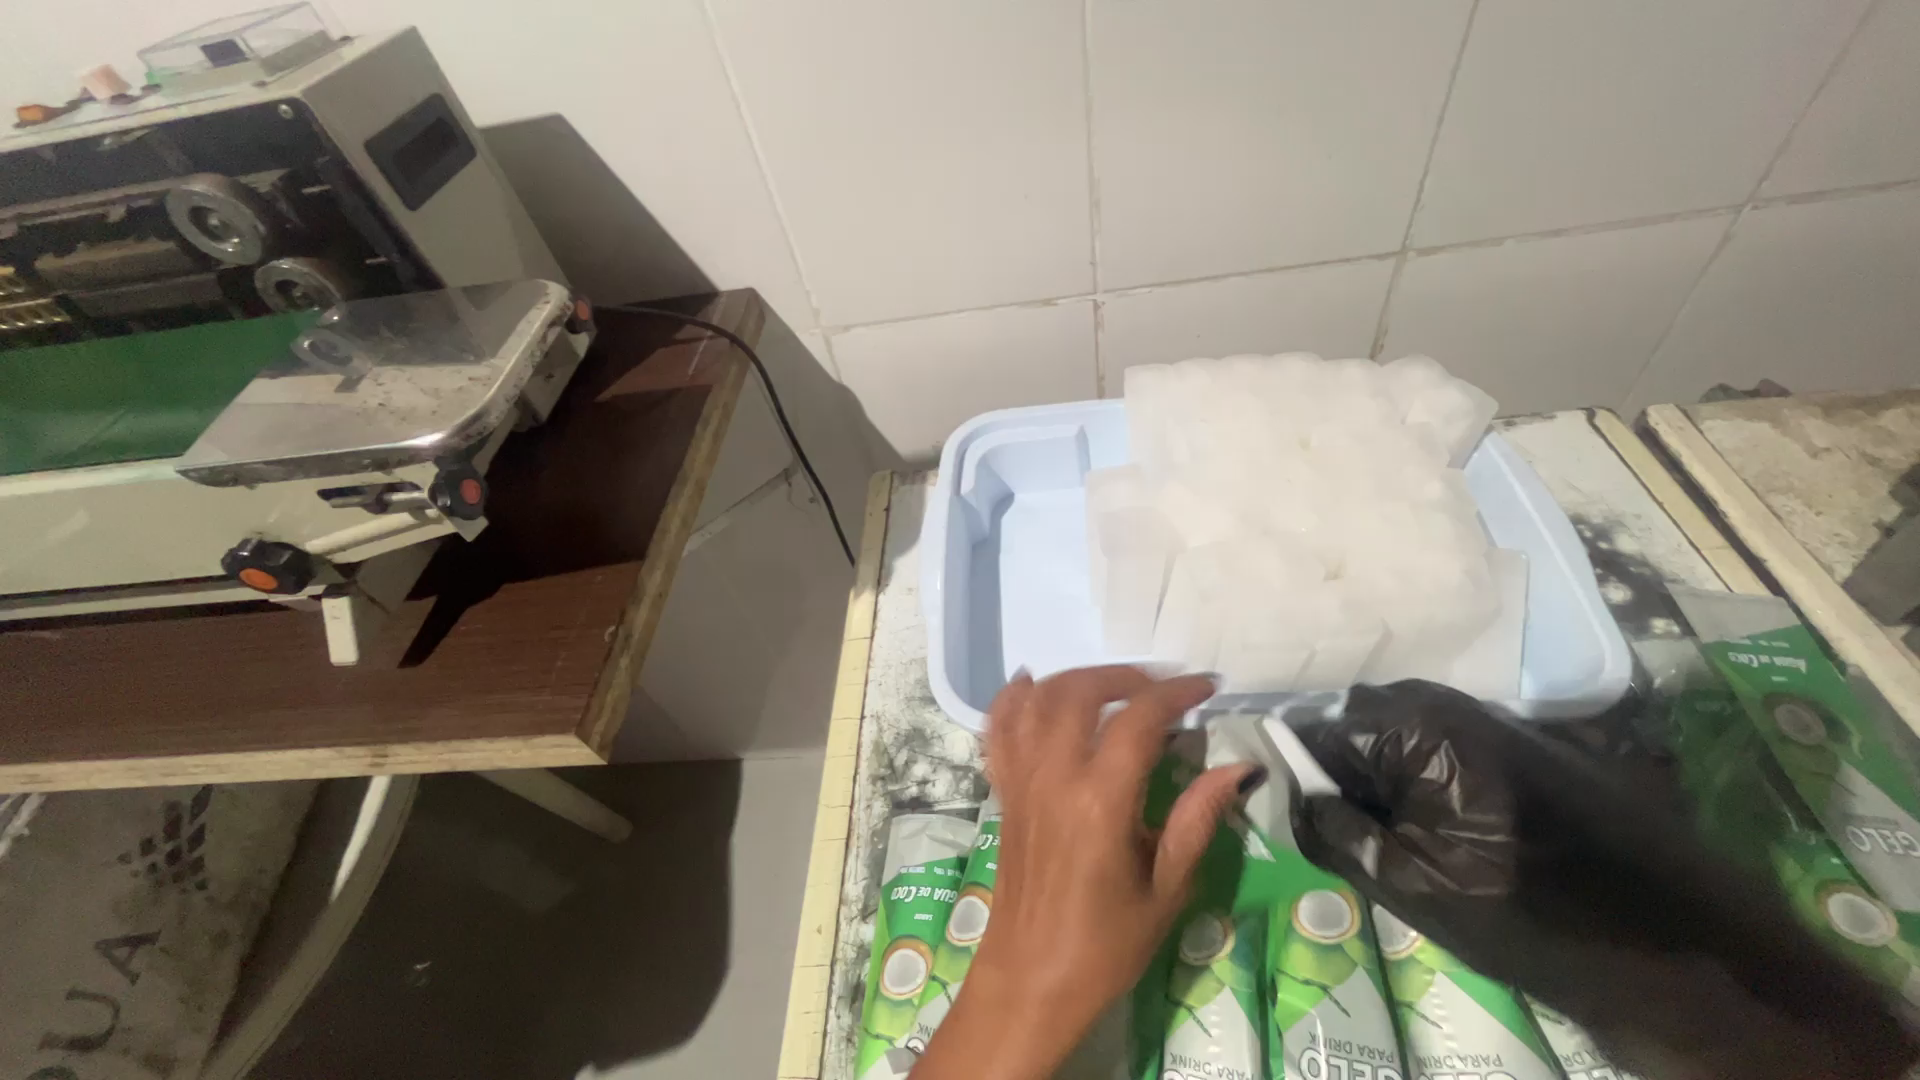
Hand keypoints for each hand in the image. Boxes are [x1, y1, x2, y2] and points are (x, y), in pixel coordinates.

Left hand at [912, 666, 1259, 1079]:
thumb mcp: (1166, 889)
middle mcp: (1054, 777)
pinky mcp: (1003, 790)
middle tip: (1159, 689)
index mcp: (1100, 801)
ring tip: (1112, 688)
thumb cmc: (1105, 943)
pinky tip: (1032, 686)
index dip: (1175, 692)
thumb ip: (1197, 819)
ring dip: (1075, 679)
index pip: (1138, 718)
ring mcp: (1021, 779)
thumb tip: (1238, 768)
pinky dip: (1013, 698)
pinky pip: (998, 728)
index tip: (1205, 686)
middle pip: (1080, 691)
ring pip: (1037, 699)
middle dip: (1124, 676)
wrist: (1031, 977)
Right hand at [1293, 679, 1917, 1079]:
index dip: (1303, 774)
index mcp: (1416, 723)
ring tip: (1400, 832)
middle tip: (1354, 829)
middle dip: (1346, 769)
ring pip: (1407, 734)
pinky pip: (1451, 745)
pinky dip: (1431, 777)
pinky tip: (1451, 828)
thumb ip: (1330, 830)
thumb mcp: (1405, 884)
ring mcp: (1498, 718)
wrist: (1684, 952)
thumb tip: (1292, 794)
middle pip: (1361, 723)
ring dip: (1389, 773)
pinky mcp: (1532, 743)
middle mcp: (1453, 702)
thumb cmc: (1527, 915)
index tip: (1306, 815)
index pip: (1318, 731)